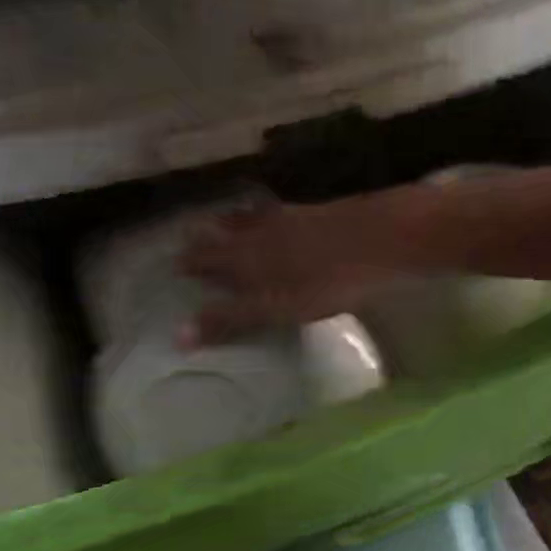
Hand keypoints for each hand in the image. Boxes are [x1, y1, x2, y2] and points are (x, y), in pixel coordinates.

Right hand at [179, 203, 405, 346]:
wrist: (374, 241)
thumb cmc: (324, 282)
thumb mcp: (275, 309)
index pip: (202, 258)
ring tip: (223, 223)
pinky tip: (281, 217)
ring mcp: (287, 218)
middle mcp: (256, 232)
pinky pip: (283, 213)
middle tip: (192, 243)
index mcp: (241, 256)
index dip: (189, 264)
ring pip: (249, 218)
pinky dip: (270, 215)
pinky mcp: (317, 213)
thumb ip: (231, 319)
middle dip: (205, 240)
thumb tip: (177, 338)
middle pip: (222, 233)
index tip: (177, 268)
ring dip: (233, 222)